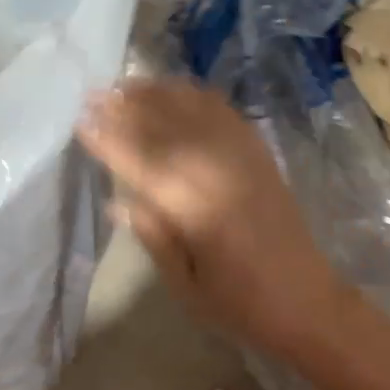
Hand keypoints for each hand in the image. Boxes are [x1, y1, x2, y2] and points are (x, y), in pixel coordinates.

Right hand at [77, 78, 352, 353]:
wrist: (308, 302)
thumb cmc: (240, 306)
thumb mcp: (184, 285)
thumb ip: (153, 236)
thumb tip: (117, 199)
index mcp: (198, 210)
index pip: (143, 164)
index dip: (110, 140)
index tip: (81, 121)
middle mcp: (221, 173)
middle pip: (168, 126)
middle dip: (128, 107)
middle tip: (95, 93)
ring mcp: (245, 159)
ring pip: (196, 111)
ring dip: (160, 93)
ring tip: (128, 84)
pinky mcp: (261, 155)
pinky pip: (226, 114)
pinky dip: (197, 96)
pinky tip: (177, 90)